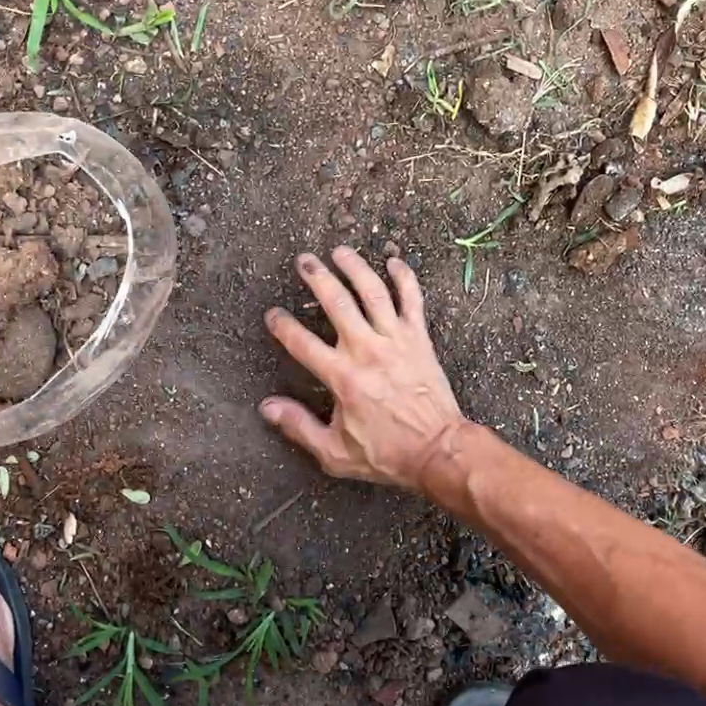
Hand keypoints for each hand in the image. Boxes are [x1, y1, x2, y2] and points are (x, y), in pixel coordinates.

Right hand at [259, 247, 470, 491]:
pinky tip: (394, 262)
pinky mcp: (419, 338)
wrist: (438, 450)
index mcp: (343, 377)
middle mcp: (367, 350)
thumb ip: (299, 427)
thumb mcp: (335, 453)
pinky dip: (404, 278)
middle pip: (337, 303)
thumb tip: (267, 407)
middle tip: (304, 260)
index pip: (302, 343)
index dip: (283, 326)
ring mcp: (396, 340)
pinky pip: (412, 300)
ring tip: (340, 251)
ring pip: (373, 292)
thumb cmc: (387, 454)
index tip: (272, 314)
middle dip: (317, 277)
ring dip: (355, 268)